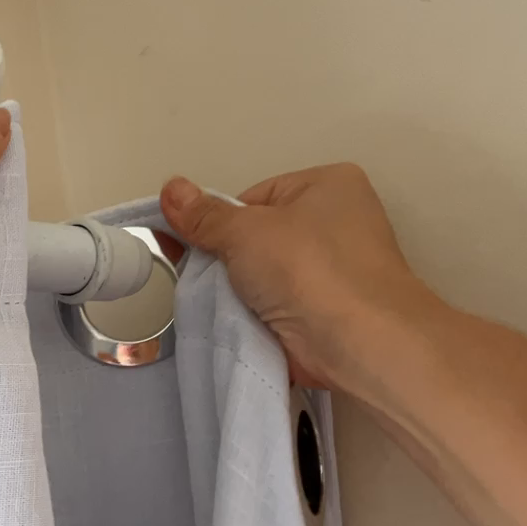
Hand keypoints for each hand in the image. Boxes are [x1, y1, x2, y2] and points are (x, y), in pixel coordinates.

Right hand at [159, 163, 442, 393]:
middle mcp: (334, 221)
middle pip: (252, 236)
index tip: (196, 245)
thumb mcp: (244, 230)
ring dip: (233, 288)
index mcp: (326, 185)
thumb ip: (203, 215)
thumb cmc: (309, 268)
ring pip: (257, 273)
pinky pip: (269, 302)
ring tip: (220, 300)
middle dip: (223, 257)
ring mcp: (329, 268)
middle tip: (200, 274)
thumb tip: (171, 188)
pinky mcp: (320, 307)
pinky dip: (249, 311)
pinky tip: (235, 319)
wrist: (355, 340)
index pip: (250, 199)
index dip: (218, 223)